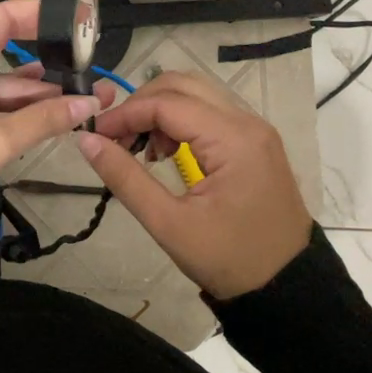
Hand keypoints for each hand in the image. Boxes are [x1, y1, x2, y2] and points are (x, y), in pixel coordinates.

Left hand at [0, 0, 114, 216]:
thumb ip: (42, 121)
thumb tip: (87, 103)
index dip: (36, 12)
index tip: (74, 15)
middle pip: (8, 51)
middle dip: (50, 59)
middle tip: (92, 62)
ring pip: (9, 84)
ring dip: (44, 92)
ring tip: (91, 96)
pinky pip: (0, 105)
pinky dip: (27, 110)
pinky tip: (62, 114)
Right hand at [76, 70, 311, 299]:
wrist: (286, 287)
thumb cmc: (227, 258)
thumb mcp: (167, 223)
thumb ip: (124, 177)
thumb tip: (85, 140)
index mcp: (233, 139)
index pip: (165, 103)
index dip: (124, 114)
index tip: (94, 136)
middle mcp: (247, 123)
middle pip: (181, 85)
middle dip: (140, 104)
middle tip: (114, 138)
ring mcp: (254, 130)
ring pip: (195, 95)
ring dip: (158, 110)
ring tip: (137, 148)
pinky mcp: (253, 142)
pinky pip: (208, 113)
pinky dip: (178, 121)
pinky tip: (164, 152)